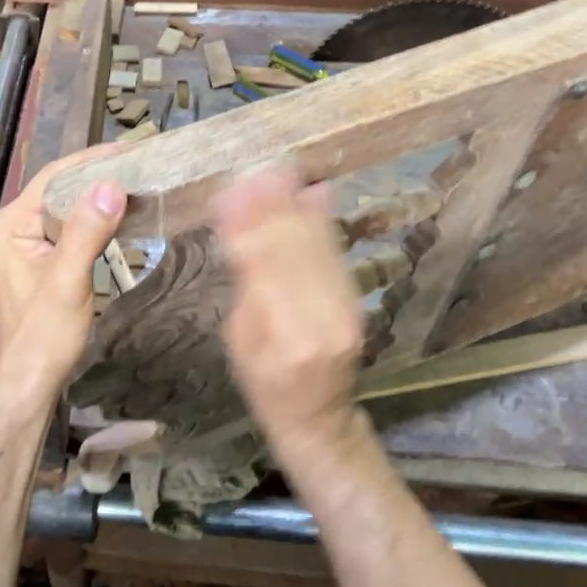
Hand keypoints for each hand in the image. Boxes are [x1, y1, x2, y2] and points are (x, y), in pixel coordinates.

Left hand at [0, 147, 127, 392]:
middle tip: (142, 165)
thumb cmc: (44, 333)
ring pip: (69, 206)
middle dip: (100, 174)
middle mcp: (16, 225)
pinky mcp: (45, 258)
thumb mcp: (67, 281)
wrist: (31, 380)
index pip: (54, 176)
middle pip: (62, 187)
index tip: (131, 151)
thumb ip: (86, 233)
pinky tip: (123, 215)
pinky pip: (73, 226)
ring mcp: (29, 242)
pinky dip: (98, 218)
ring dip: (101, 195)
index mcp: (12, 223)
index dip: (92, 160)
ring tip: (139, 182)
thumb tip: (111, 186)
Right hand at [210, 162, 364, 455]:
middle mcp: (321, 321)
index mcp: (282, 336)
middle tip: (255, 170)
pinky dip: (323, 221)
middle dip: (273, 206)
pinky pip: (336, 254)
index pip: (263, 266)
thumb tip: (238, 229)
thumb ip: (244, 284)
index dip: (248, 224)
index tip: (230, 190)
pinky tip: (314, 191)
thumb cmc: (263, 384)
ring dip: (297, 206)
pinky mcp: (357, 302)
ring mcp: (346, 310)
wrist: (317, 417)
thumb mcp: (237, 339)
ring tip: (279, 170)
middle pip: (293, 250)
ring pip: (317, 247)